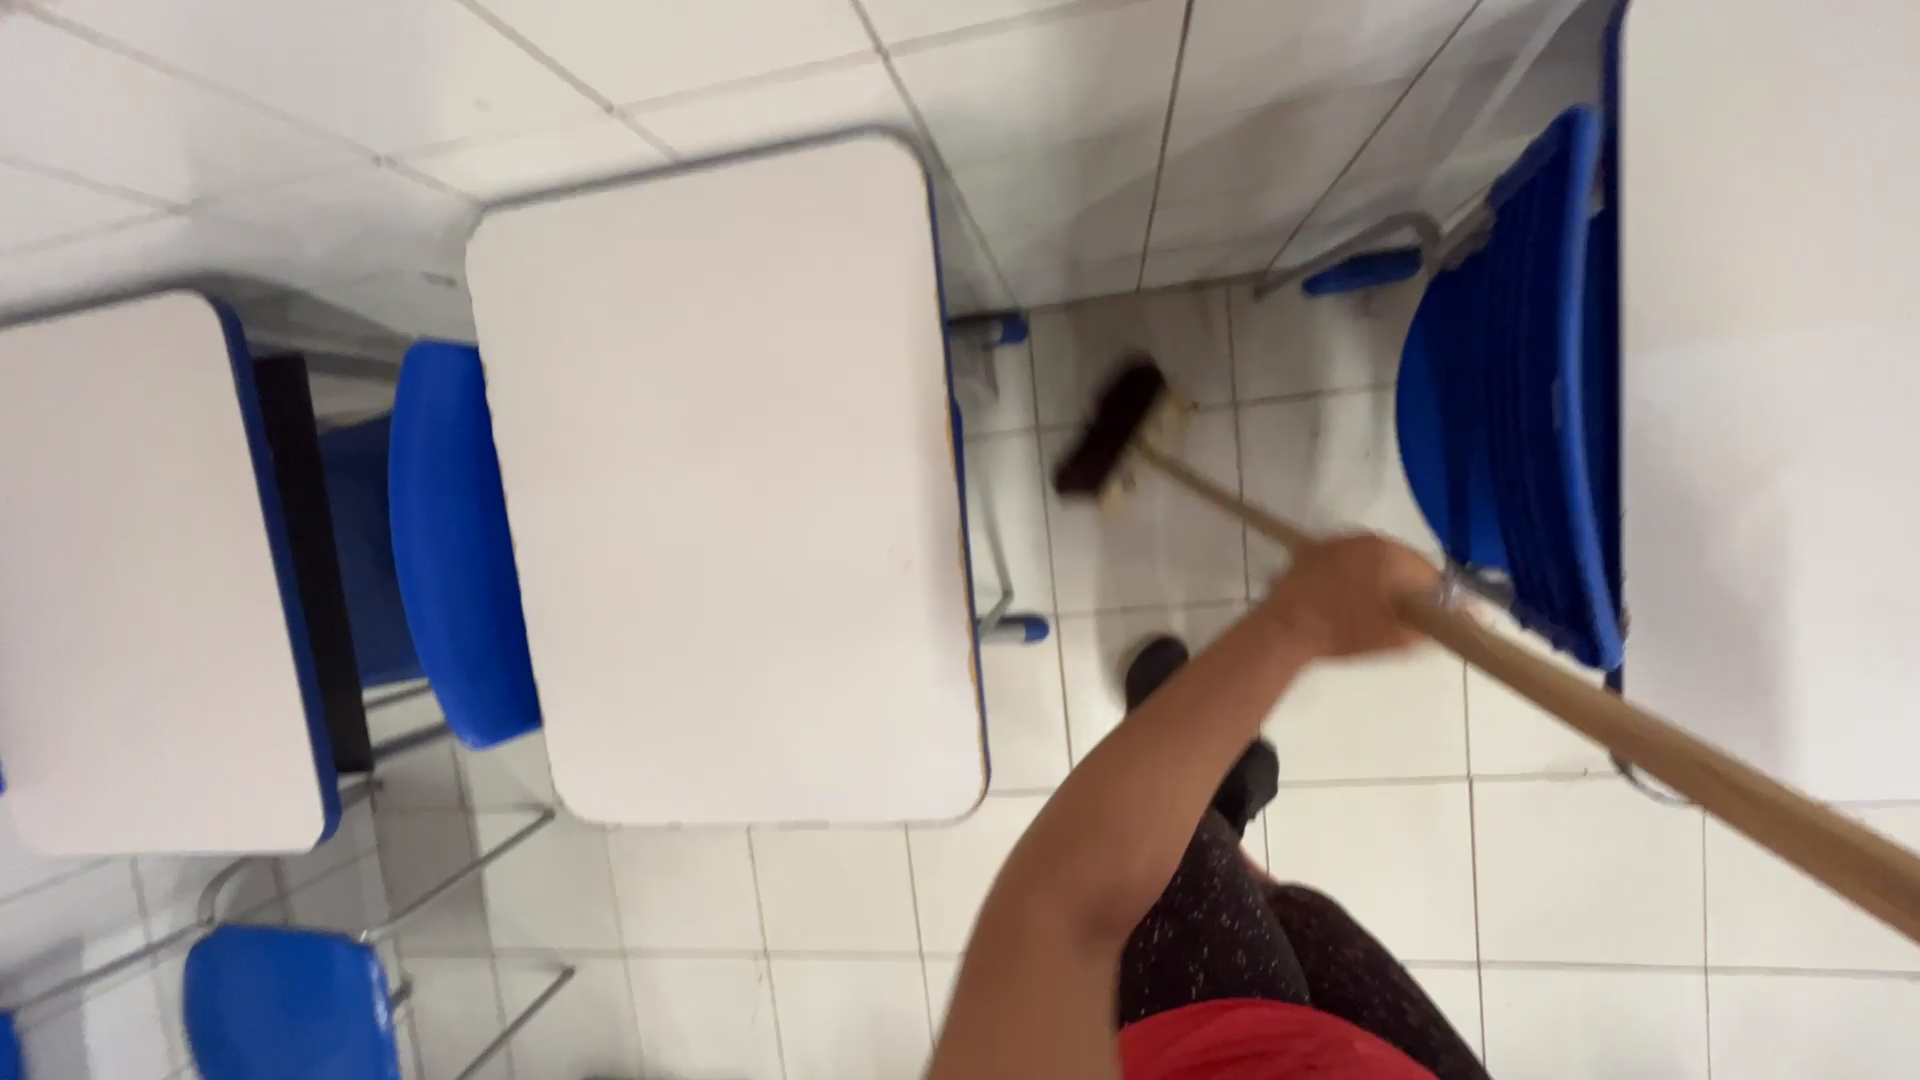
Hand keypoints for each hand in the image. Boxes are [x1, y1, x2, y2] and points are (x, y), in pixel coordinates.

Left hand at [1261, 532, 1437, 659]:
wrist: (1285, 629)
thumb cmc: (1342, 631)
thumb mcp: (1395, 637)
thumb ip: (1428, 627)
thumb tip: (1448, 619)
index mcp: (1387, 552)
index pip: (1426, 570)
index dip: (1433, 594)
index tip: (1429, 615)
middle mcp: (1361, 538)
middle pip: (1397, 560)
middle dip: (1402, 583)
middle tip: (1400, 612)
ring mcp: (1331, 542)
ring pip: (1368, 558)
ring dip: (1374, 577)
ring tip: (1369, 605)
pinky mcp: (1308, 552)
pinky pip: (1341, 560)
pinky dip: (1348, 574)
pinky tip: (1342, 597)